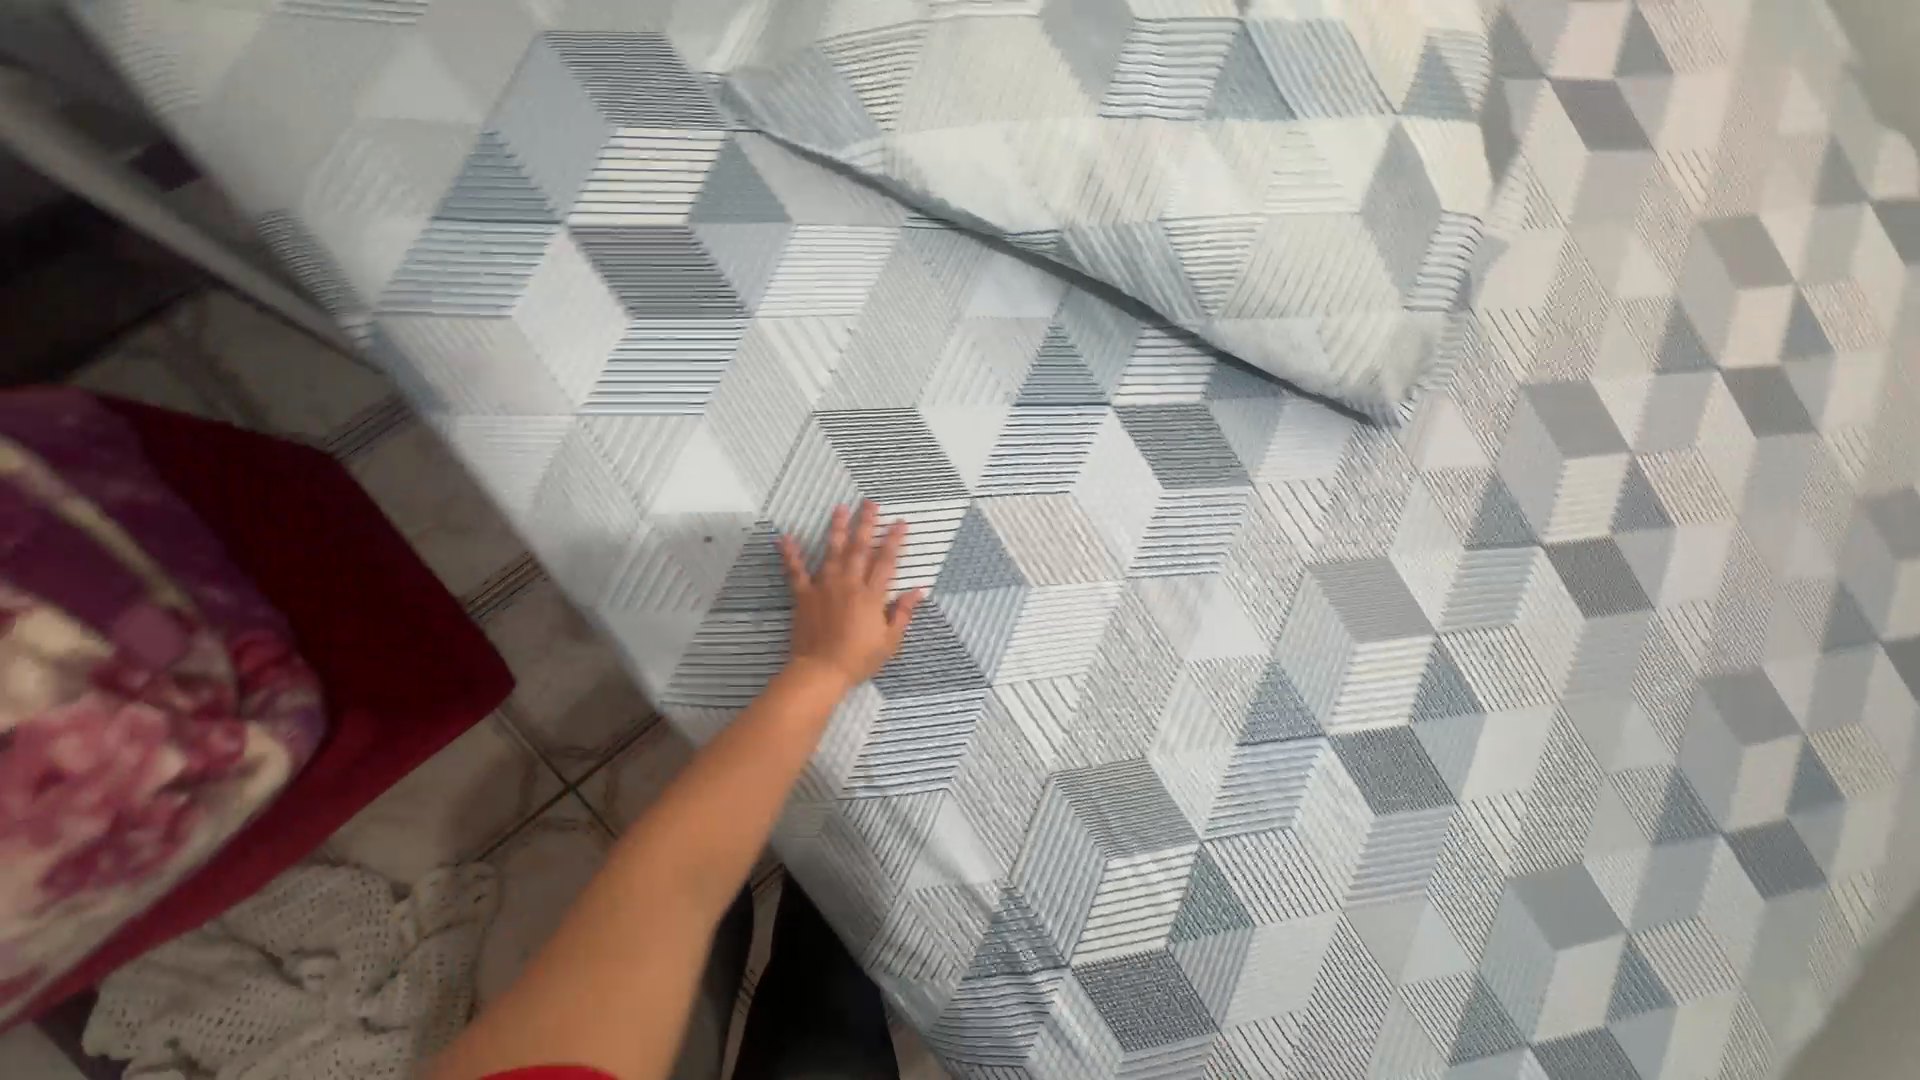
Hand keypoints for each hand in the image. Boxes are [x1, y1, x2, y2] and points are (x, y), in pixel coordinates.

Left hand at [778, 502, 924, 688]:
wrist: (821, 670)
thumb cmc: (858, 659)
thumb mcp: (890, 641)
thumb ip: (902, 613)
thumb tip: (917, 591)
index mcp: (872, 595)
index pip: (886, 561)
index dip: (894, 540)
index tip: (900, 522)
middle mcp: (849, 584)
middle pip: (860, 548)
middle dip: (866, 523)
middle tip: (870, 503)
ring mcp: (824, 587)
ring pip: (833, 552)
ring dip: (837, 529)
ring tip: (840, 508)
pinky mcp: (803, 595)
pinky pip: (795, 571)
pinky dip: (790, 554)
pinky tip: (785, 538)